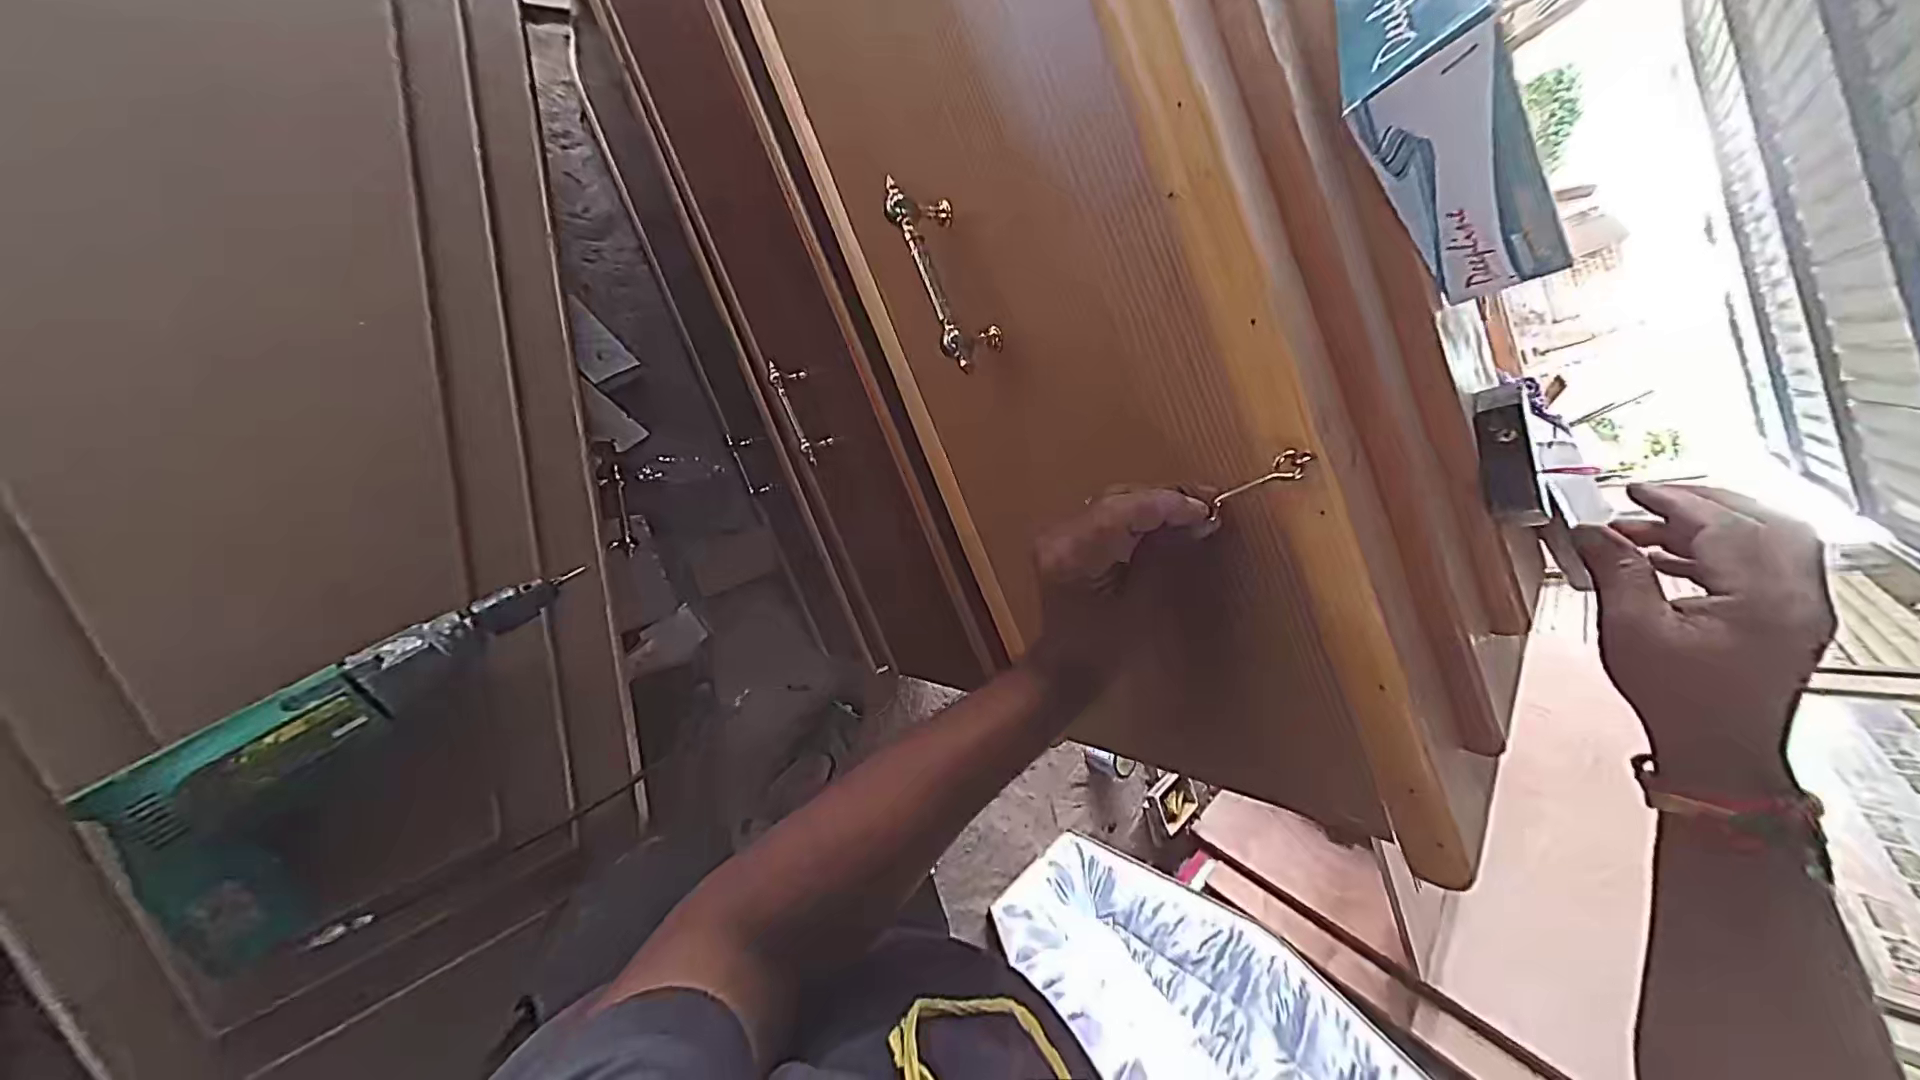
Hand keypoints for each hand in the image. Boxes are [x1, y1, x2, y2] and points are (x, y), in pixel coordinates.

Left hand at [1024, 487, 1217, 698]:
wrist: (1063, 667)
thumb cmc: (1099, 650)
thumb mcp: (1137, 604)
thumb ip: (1161, 554)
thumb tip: (1196, 518)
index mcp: (1069, 554)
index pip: (1120, 511)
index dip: (1167, 504)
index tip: (1206, 509)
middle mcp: (1057, 535)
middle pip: (1116, 500)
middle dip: (1164, 499)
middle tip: (1209, 504)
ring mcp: (1057, 534)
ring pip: (1113, 502)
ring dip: (1154, 503)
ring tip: (1196, 508)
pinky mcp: (1065, 537)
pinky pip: (1106, 514)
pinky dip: (1138, 514)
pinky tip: (1167, 517)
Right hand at [1572, 484, 1834, 795]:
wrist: (1717, 749)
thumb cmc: (1678, 697)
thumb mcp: (1632, 629)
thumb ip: (1616, 572)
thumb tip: (1593, 533)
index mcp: (1765, 597)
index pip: (1724, 526)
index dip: (1674, 502)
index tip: (1634, 491)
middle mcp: (1798, 597)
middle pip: (1766, 523)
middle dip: (1704, 503)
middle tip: (1649, 499)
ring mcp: (1801, 609)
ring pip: (1771, 541)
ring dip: (1711, 526)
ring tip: (1648, 530)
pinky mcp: (1790, 620)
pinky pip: (1765, 565)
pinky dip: (1718, 550)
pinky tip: (1671, 557)